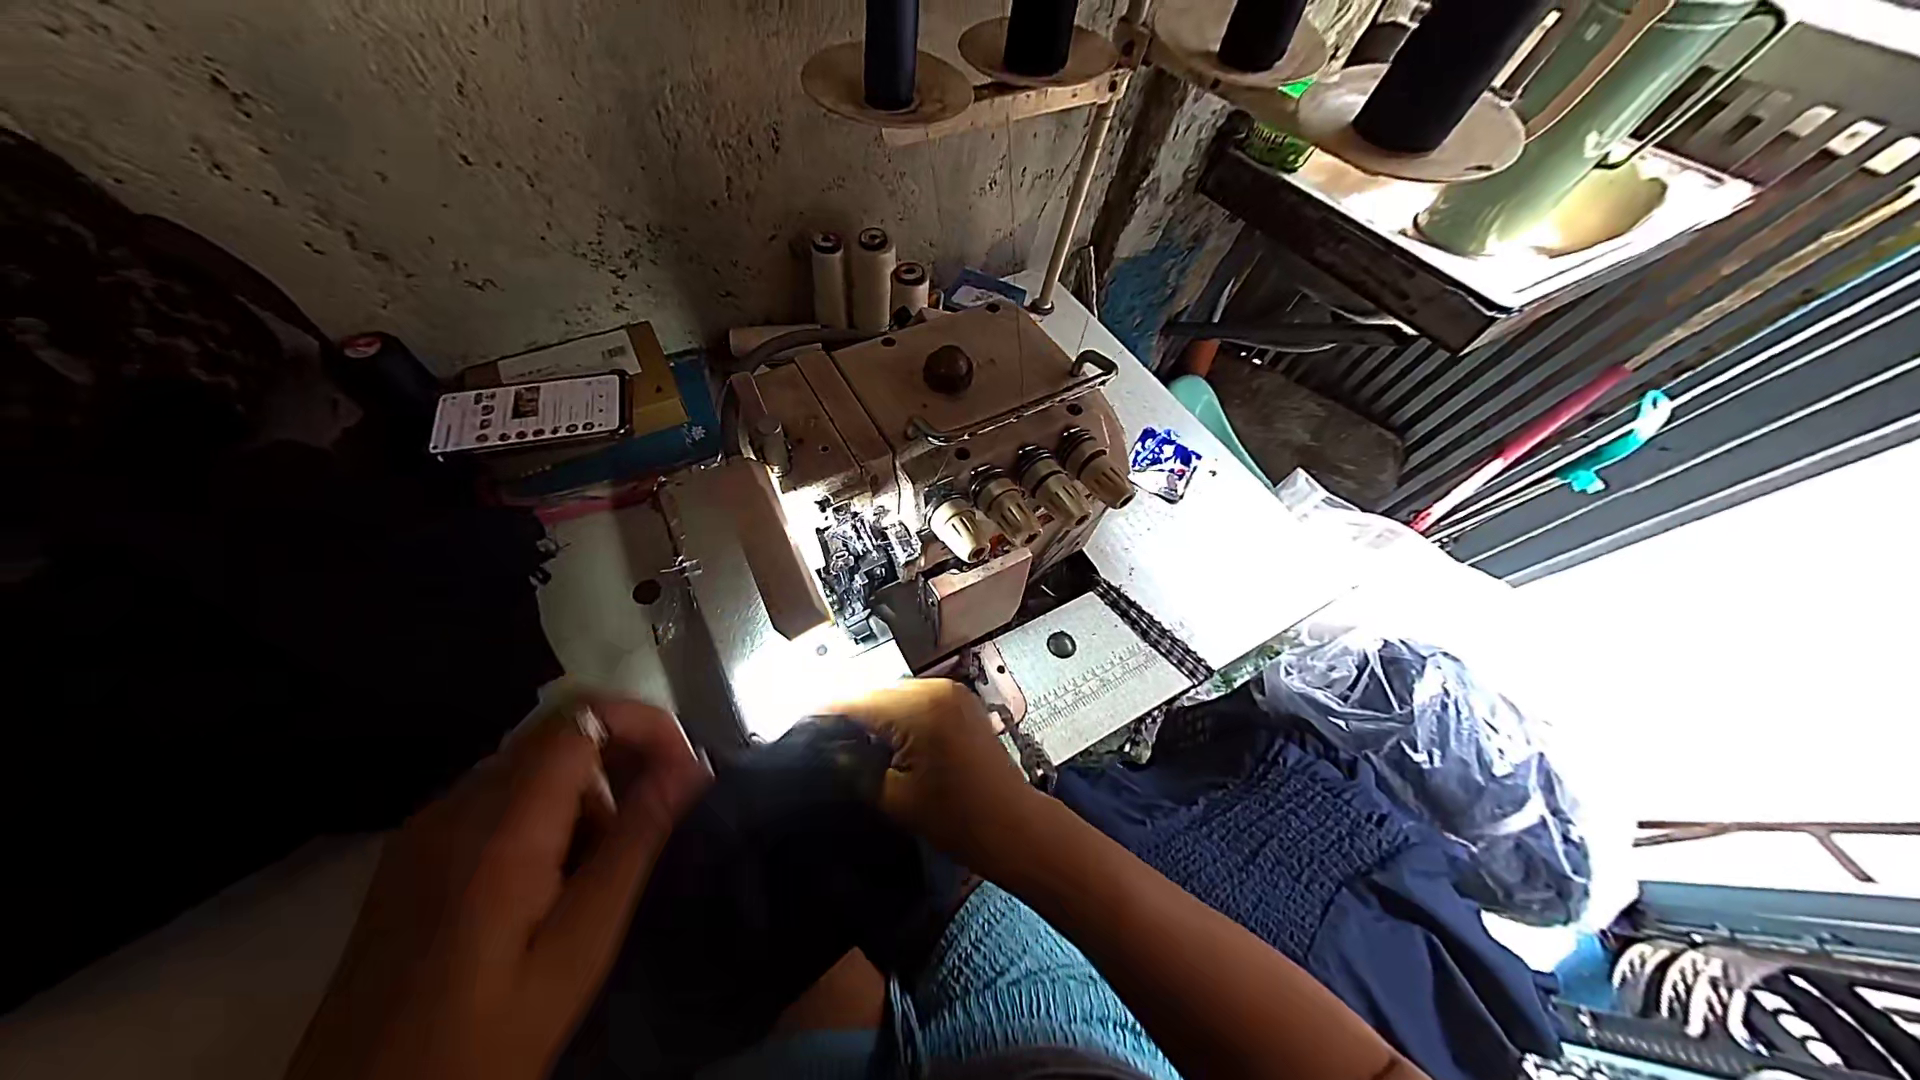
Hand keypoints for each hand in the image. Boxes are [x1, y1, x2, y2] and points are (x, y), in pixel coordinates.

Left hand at [287, 699, 707, 1079]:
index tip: (683, 766)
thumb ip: (634, 842)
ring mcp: (428, 826)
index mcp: (500, 830)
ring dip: (588, 780)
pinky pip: (499, 789)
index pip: (581, 720)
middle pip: (557, 730)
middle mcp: (456, 808)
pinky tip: (560, 864)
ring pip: (531, 757)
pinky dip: (549, 801)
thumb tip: (692, 766)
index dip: (643, 724)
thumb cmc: (484, 1039)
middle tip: (661, 804)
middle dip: (623, 749)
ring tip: (611, 849)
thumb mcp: (579, 947)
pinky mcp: (415, 848)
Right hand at [833, 679, 1037, 870]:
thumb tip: (831, 749)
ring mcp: (953, 692)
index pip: (856, 702)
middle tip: (826, 743)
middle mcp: (937, 688)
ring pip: (896, 695)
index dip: (825, 716)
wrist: (1014, 826)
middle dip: (851, 716)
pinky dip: (900, 716)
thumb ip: (855, 766)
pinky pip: (918, 700)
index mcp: (919, 708)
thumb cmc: (959, 818)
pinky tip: (888, 742)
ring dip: (876, 716)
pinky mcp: (962, 702)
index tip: (802, 728)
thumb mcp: (893, 796)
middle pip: (876, 693)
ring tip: (854, 746)